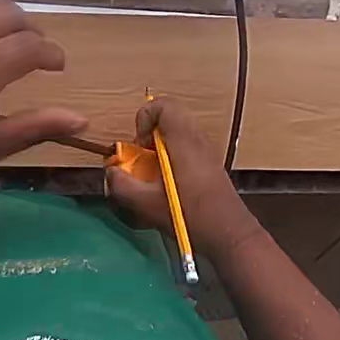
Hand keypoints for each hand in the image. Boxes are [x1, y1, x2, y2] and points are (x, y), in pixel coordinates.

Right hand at [105, 99, 260, 254]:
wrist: (229, 234)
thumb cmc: (189, 215)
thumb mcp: (146, 204)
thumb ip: (121, 184)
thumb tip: (110, 171)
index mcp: (184, 139)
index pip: (163, 104)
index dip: (144, 118)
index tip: (139, 146)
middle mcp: (198, 138)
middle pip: (168, 118)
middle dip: (148, 136)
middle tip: (143, 161)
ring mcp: (207, 150)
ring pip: (177, 134)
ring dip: (159, 149)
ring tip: (154, 175)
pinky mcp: (211, 164)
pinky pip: (186, 147)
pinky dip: (172, 158)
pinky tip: (169, 185)